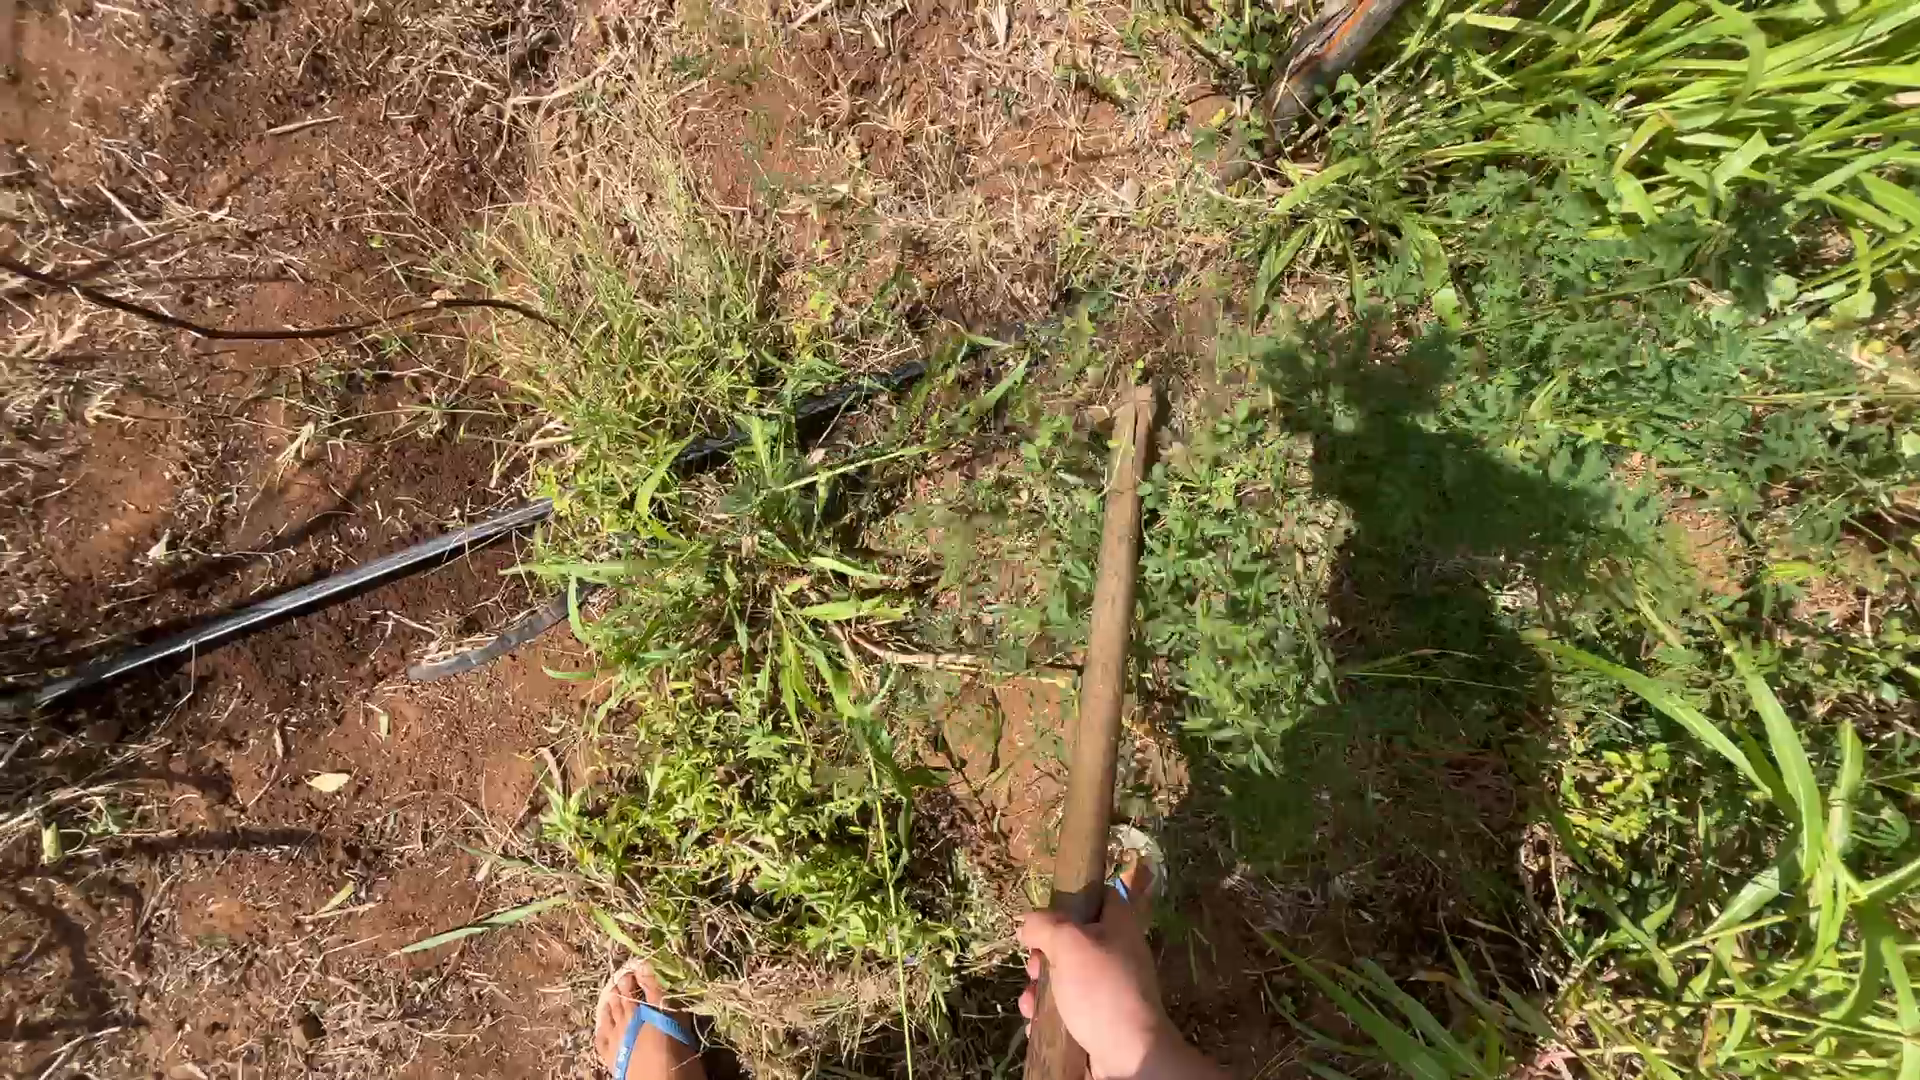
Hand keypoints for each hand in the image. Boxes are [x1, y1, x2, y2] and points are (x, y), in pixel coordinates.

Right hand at [1018, 864, 1216, 1079]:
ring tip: (1031, 998)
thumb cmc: (1101, 988)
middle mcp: (1116, 952)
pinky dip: (1048, 1011)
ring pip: (1065, 974)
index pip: (1100, 894)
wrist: (1129, 1057)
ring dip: (1040, 985)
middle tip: (1034, 964)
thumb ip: (1044, 925)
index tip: (1048, 908)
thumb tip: (1027, 926)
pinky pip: (1067, 1005)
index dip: (1074, 896)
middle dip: (1044, 950)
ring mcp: (1109, 987)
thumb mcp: (1067, 943)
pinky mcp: (1100, 1018)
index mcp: (1119, 924)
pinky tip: (1035, 1019)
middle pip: (1072, 937)